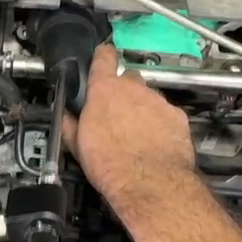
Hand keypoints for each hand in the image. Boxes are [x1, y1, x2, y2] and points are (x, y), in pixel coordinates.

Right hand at [64, 46, 195, 209]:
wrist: (150, 184)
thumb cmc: (111, 165)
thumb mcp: (79, 146)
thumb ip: (70, 124)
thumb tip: (64, 117)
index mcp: (105, 90)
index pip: (104, 57)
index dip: (102, 57)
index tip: (101, 60)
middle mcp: (134, 89)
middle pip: (128, 79)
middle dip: (122, 92)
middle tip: (115, 114)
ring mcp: (158, 101)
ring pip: (148, 97)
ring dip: (141, 109)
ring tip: (135, 134)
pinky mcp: (177, 116)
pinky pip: (166, 113)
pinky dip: (160, 123)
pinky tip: (153, 142)